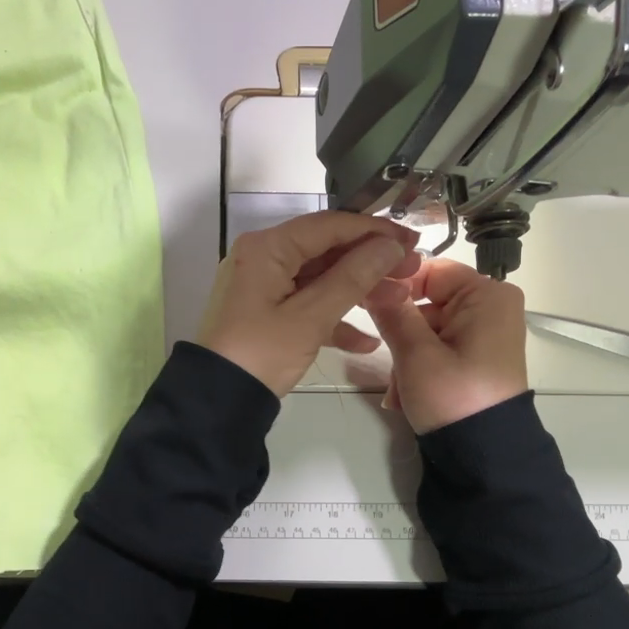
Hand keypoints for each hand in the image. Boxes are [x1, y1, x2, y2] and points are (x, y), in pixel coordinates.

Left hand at [197, 213, 421, 396]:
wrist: (216, 403)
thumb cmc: (261, 354)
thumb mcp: (310, 317)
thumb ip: (353, 278)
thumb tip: (389, 247)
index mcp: (267, 248)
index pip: (330, 225)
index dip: (374, 231)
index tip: (412, 240)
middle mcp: (261, 259)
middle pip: (325, 251)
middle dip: (370, 262)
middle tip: (412, 271)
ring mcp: (261, 289)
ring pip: (318, 280)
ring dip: (357, 291)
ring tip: (397, 301)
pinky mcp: (263, 316)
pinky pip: (304, 307)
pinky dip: (332, 320)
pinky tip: (366, 343)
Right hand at [364, 259, 529, 432]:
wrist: (484, 452)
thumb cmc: (454, 395)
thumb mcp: (415, 354)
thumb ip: (392, 314)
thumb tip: (372, 282)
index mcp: (487, 295)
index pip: (431, 270)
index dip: (397, 284)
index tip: (364, 302)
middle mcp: (491, 308)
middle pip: (428, 303)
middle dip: (400, 334)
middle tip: (383, 362)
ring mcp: (486, 336)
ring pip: (428, 331)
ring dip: (405, 358)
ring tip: (397, 391)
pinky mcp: (478, 360)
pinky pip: (440, 350)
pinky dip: (419, 369)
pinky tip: (405, 396)